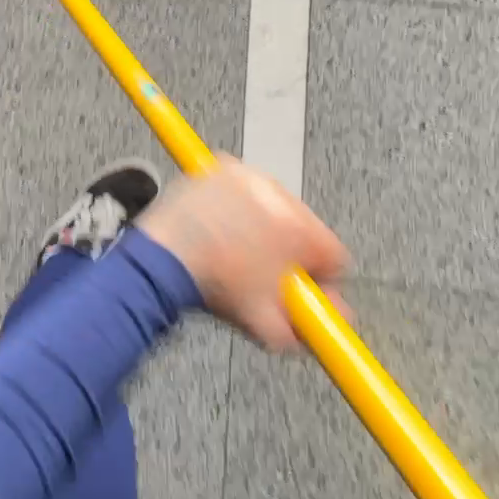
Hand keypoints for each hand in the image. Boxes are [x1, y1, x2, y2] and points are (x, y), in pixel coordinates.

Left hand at [137, 153, 349, 351]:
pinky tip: (222, 229)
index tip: (307, 290)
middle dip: (290, 252)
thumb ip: (305, 330)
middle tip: (269, 274)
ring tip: (239, 251)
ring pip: (273, 207)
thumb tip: (316, 329)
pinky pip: (243, 190)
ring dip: (264, 227)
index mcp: (300, 229)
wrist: (164, 255)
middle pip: (303, 227)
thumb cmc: (212, 282)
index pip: (334, 255)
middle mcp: (280, 194)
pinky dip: (237, 206)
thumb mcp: (268, 324)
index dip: (323, 279)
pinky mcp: (222, 168)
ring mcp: (249, 177)